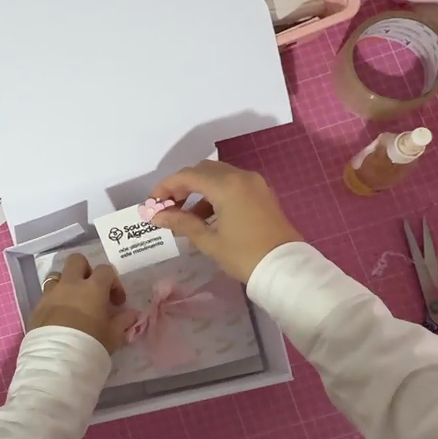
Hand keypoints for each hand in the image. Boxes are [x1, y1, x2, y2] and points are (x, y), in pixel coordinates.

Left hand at [30, 254, 138, 353]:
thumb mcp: (113, 336)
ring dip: (66, 284)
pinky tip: (60, 316)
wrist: (57, 359)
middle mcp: (70, 284)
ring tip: (73, 302)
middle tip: (91, 289)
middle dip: (85, 270)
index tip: (117, 302)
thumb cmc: (90, 343)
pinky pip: (46, 294)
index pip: (106, 270)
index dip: (114, 282)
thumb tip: (132, 314)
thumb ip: (123, 322)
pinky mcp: (37, 306)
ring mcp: (51, 293)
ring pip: (57, 275)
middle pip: (76, 260)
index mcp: (92, 288)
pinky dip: (54, 300)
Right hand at [147, 160, 302, 282]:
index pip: (186, 176)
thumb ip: (181, 223)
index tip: (152, 204)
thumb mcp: (208, 241)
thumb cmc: (244, 255)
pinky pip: (232, 184)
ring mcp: (254, 183)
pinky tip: (207, 217)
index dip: (165, 188)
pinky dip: (215, 194)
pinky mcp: (261, 193)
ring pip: (217, 175)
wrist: (285, 268)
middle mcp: (240, 177)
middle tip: (168, 207)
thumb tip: (157, 216)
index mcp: (226, 186)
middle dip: (181, 186)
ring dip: (198, 190)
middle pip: (202, 170)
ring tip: (185, 216)